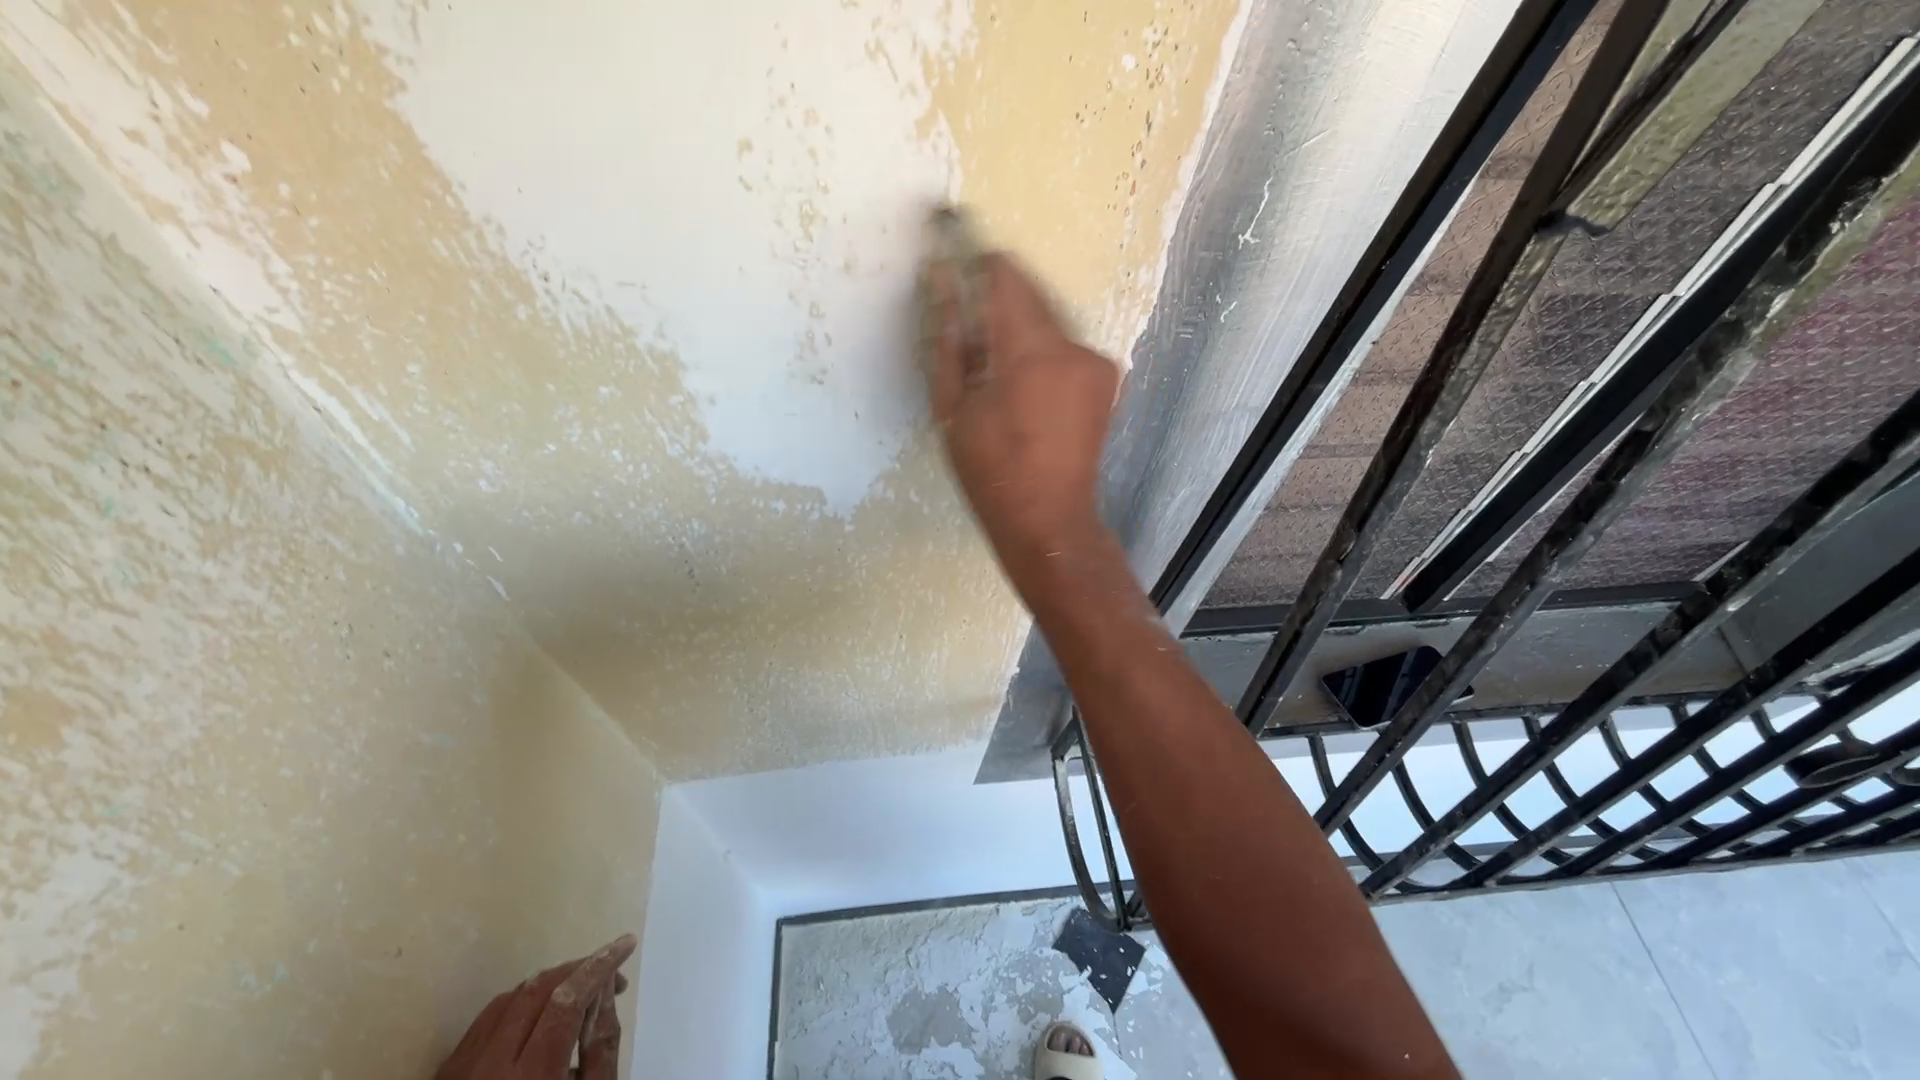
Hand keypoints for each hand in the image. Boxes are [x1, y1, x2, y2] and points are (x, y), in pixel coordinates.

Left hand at [435, 934, 635, 1079]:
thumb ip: (601, 1050)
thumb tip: (606, 994)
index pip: (565, 1000)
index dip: (598, 966)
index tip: (625, 945)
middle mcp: (489, 1068)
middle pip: (538, 990)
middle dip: (579, 969)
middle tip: (613, 974)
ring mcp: (461, 1069)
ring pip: (511, 997)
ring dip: (552, 982)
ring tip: (583, 991)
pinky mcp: (448, 1072)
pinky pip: (489, 1017)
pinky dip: (522, 1001)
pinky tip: (542, 1011)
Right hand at [926, 253, 1121, 573]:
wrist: (1048, 519)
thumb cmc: (991, 471)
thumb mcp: (953, 408)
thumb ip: (950, 337)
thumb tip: (941, 279)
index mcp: (1030, 352)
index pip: (1004, 275)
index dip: (976, 265)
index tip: (955, 269)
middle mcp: (1073, 345)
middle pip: (1029, 294)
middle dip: (996, 307)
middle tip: (971, 345)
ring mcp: (1096, 360)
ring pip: (1048, 319)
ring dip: (1020, 332)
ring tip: (998, 379)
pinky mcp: (1107, 375)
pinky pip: (1065, 345)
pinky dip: (1042, 354)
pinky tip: (1027, 393)